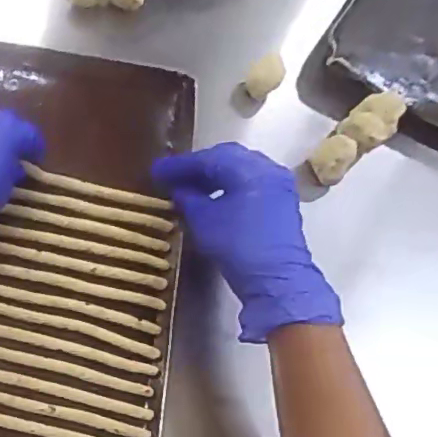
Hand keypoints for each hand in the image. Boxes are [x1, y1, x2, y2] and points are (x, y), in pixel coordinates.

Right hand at [152, 142, 341, 343]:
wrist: (276, 278)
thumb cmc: (238, 246)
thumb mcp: (205, 222)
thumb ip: (189, 200)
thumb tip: (180, 190)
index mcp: (251, 170)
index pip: (211, 158)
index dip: (181, 164)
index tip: (158, 170)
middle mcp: (269, 170)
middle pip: (229, 159)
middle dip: (198, 166)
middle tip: (172, 175)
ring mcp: (278, 186)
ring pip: (240, 171)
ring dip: (213, 177)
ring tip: (188, 187)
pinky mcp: (279, 204)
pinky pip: (248, 185)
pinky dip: (226, 187)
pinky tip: (211, 198)